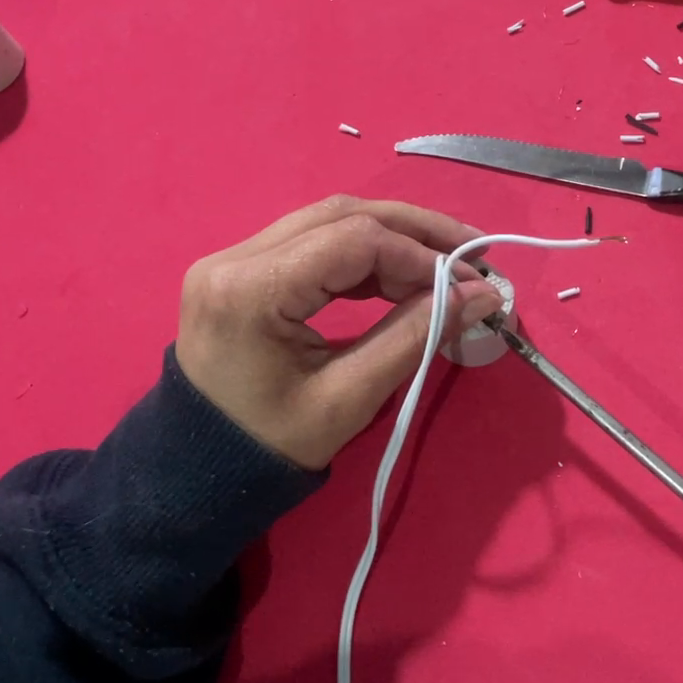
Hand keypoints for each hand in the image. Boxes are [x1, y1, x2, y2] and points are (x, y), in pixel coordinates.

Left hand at [175, 195, 503, 470]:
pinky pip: (312, 242)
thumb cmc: (271, 445)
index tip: (474, 281)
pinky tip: (401, 275)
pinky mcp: (242, 269)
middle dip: (414, 230)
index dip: (422, 254)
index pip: (354, 241)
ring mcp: (233, 258)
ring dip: (391, 236)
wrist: (200, 467)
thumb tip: (481, 294)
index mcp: (251, 290)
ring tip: (446, 263)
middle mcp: (235, 257)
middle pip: (341, 215)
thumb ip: (414, 336)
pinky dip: (362, 254)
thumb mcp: (349, 398)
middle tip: (473, 249)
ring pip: (328, 221)